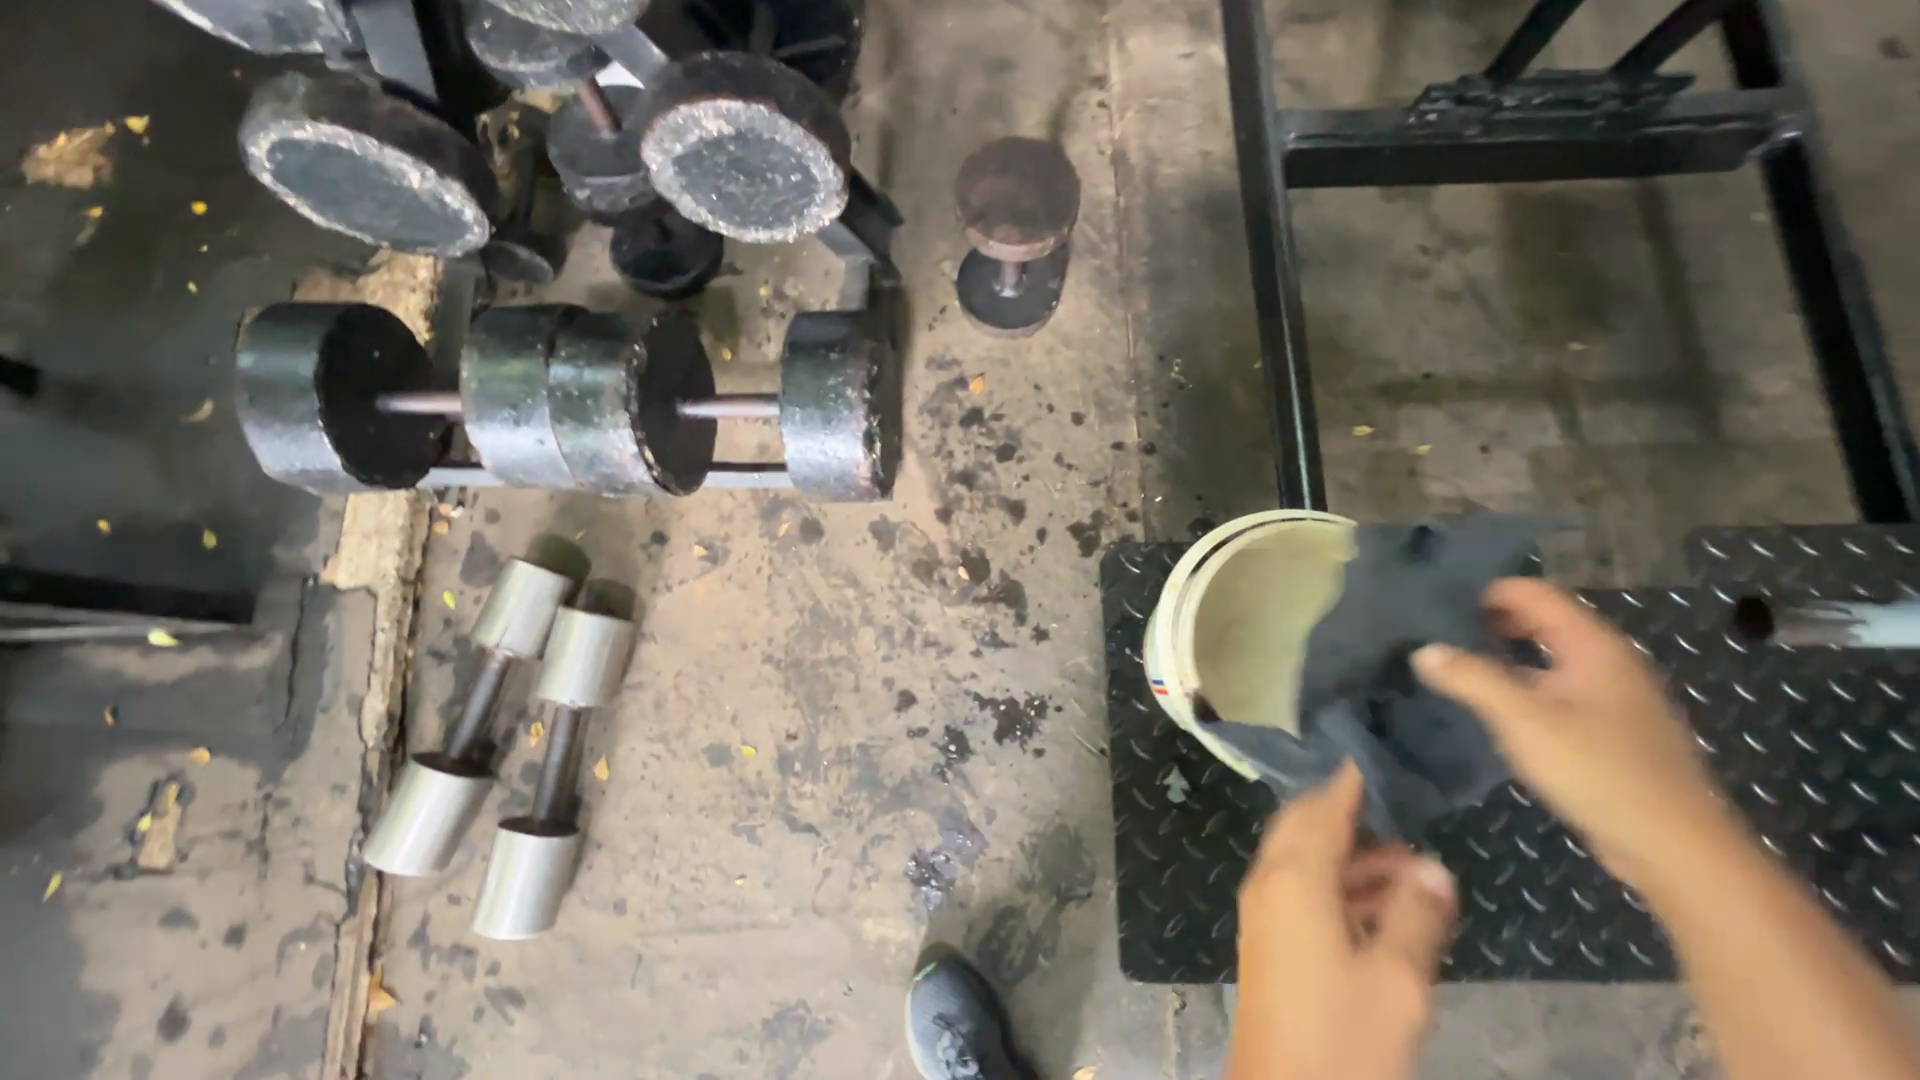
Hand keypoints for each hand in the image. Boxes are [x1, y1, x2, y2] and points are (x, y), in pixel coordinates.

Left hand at [1230, 762, 1455, 1079]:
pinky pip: (1299, 890)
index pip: (1322, 809)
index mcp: (1295, 879)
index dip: (1350, 783)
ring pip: (1303, 860)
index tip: (1377, 754)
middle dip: (1349, 815)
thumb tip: (1434, 867)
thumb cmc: (1345, 1040)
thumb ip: (1415, 915)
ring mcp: (1262, 911)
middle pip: (1304, 826)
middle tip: (1401, 810)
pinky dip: (1336, 885)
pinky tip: (1382, 907)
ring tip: (1411, 869)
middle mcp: (1269, 882)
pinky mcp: (1267, 939)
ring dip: (1349, 856)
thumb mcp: (1397, 979)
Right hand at [1411, 577, 1735, 890]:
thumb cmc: (1599, 773)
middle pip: (1540, 620)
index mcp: (1593, 646)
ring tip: (1454, 671)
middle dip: (1488, 623)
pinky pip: (1556, 688)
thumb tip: (1423, 650)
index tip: (1434, 609)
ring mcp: (1612, 696)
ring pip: (1547, 657)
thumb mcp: (1524, 722)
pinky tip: (1493, 710)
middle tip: (1436, 639)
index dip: (1483, 593)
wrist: (1675, 848)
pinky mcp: (1609, 729)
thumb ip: (1472, 680)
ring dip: (1502, 657)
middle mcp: (1608, 660)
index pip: (1532, 592)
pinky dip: (1521, 686)